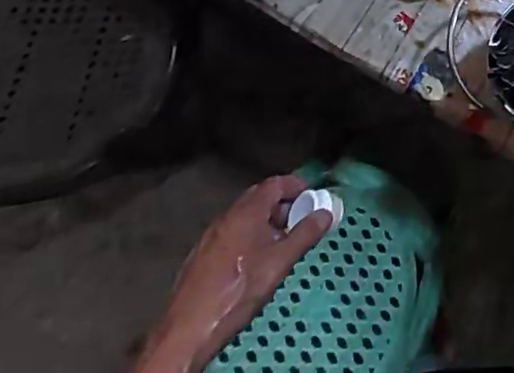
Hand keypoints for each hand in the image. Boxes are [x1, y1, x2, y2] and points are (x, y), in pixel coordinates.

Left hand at [134, 176, 332, 372]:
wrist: (187, 329)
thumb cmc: (238, 289)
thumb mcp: (280, 261)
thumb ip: (305, 234)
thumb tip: (325, 213)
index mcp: (246, 211)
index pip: (274, 183)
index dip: (295, 185)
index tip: (311, 194)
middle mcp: (226, 216)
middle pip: (258, 198)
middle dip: (281, 204)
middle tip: (299, 218)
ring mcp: (210, 236)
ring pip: (243, 217)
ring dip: (265, 221)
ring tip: (280, 242)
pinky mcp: (200, 256)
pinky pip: (231, 233)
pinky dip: (248, 235)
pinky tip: (253, 260)